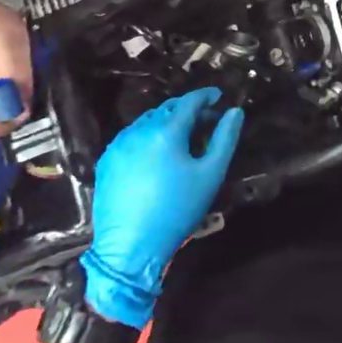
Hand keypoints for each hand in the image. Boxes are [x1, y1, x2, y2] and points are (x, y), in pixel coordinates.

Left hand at [81, 88, 244, 327]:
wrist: (130, 246)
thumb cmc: (176, 210)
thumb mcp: (209, 176)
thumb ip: (224, 139)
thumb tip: (235, 112)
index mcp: (165, 130)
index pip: (189, 101)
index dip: (206, 96)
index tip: (219, 96)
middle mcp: (138, 130)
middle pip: (167, 109)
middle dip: (188, 110)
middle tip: (206, 120)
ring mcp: (118, 145)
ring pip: (147, 122)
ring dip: (167, 122)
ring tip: (183, 137)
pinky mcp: (106, 161)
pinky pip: (131, 138)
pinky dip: (148, 137)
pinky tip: (157, 154)